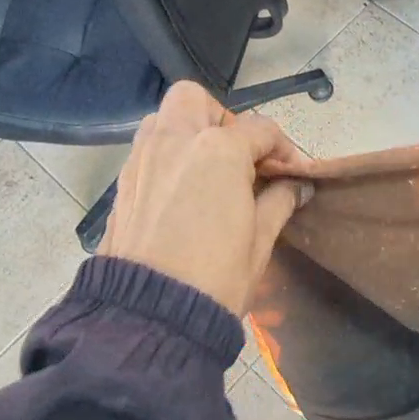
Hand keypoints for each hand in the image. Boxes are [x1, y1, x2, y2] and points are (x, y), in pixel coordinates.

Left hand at [100, 82, 315, 314]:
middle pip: (197, 101)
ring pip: (164, 120)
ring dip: (189, 132)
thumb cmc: (216, 275)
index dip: (284, 150)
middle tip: (240, 157)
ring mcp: (142, 160)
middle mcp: (176, 141)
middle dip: (223, 119)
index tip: (295, 174)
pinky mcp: (123, 185)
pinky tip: (184, 193)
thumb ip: (280, 200)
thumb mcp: (261, 238)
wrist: (149, 319)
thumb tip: (296, 185)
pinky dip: (168, 157)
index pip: (261, 130)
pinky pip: (147, 151)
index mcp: (218, 149)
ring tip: (209, 171)